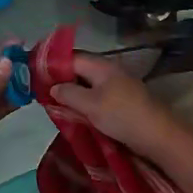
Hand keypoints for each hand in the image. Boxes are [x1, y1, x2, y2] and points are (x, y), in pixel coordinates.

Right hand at [49, 52, 181, 154]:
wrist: (159, 135)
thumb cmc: (122, 116)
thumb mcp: (91, 105)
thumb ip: (69, 93)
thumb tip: (53, 86)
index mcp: (101, 65)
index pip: (71, 57)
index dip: (52, 64)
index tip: (34, 73)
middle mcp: (109, 70)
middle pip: (79, 68)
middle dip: (60, 77)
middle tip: (41, 90)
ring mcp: (117, 84)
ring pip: (88, 82)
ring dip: (72, 90)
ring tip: (53, 101)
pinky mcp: (122, 99)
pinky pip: (97, 93)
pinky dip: (84, 99)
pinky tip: (75, 110)